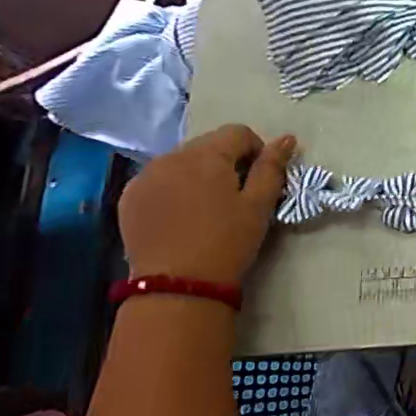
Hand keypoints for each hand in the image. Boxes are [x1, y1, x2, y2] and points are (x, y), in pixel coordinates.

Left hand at [119, 125, 298, 284]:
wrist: (179, 284)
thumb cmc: (228, 242)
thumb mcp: (259, 206)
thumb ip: (272, 168)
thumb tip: (286, 139)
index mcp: (206, 156)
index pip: (237, 132)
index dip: (256, 150)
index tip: (261, 179)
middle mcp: (170, 157)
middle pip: (207, 145)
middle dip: (227, 162)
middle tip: (237, 196)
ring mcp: (144, 176)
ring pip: (181, 162)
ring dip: (199, 175)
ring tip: (209, 208)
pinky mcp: (129, 197)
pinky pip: (159, 180)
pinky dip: (175, 189)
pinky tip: (183, 217)